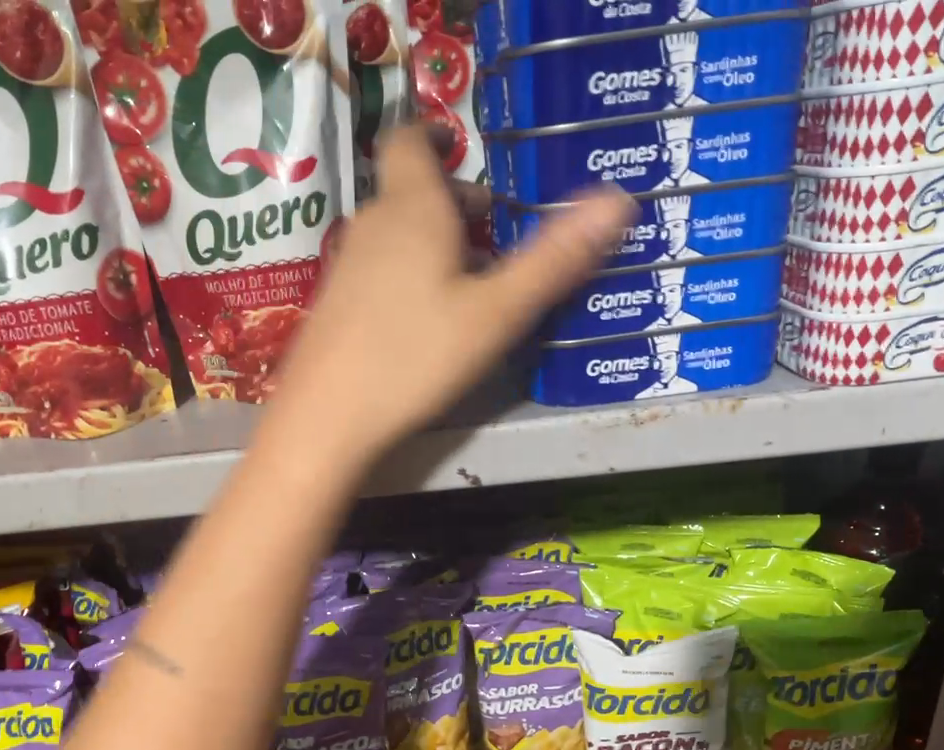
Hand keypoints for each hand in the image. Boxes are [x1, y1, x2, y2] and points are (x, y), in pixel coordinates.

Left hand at [267, 126, 637, 461]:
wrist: (325, 419)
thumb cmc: (415, 357)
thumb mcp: (497, 313)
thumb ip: (553, 259)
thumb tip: (618, 200)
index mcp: (412, 208)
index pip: (410, 141)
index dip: (434, 137)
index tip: (463, 152)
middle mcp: (373, 225)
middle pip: (411, 191)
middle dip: (454, 201)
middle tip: (495, 230)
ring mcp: (347, 265)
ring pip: (397, 233)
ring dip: (435, 241)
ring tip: (473, 281)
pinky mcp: (335, 304)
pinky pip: (380, 268)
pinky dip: (410, 273)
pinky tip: (429, 320)